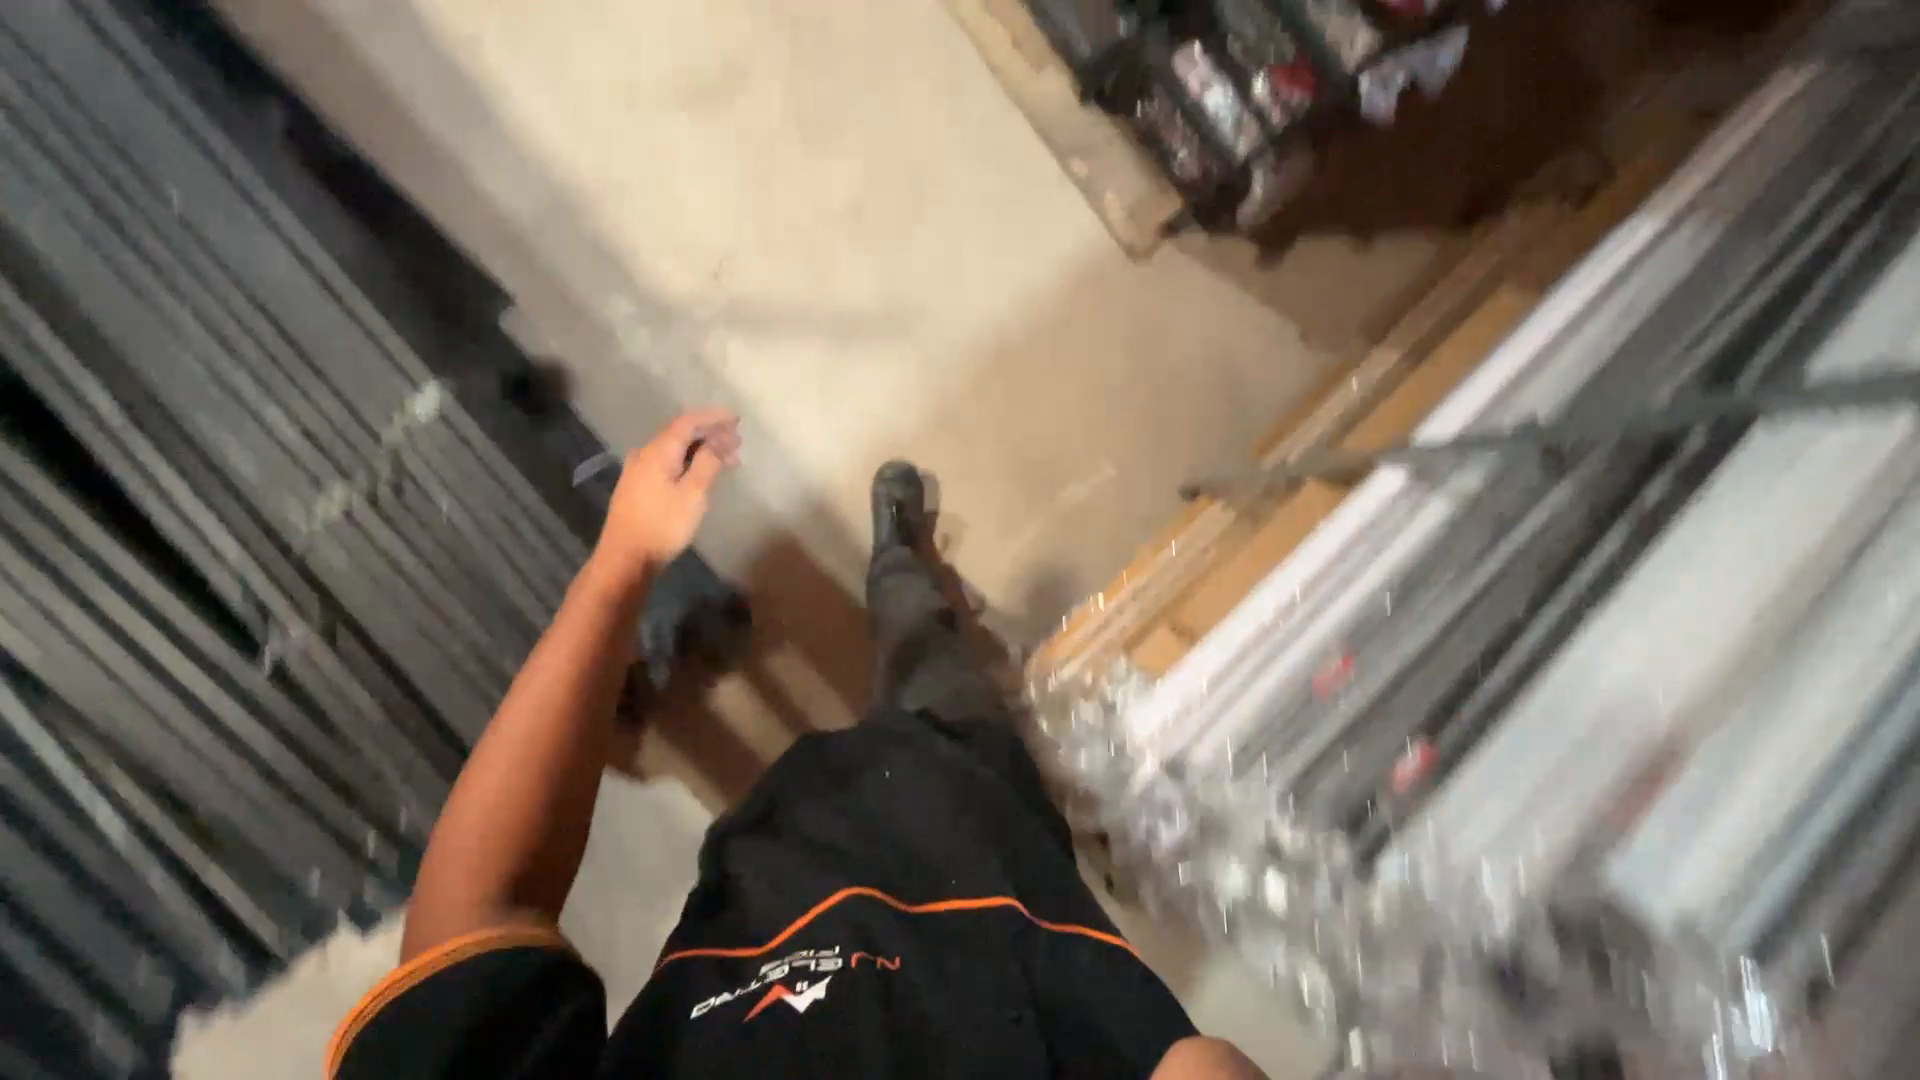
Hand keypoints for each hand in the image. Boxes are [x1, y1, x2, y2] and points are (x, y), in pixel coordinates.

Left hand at [591, 408, 740, 582]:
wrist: (625, 558)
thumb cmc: (662, 525)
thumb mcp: (692, 494)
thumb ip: (707, 463)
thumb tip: (719, 440)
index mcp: (657, 452)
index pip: (687, 422)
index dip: (712, 417)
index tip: (736, 419)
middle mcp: (645, 454)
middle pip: (680, 434)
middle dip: (710, 434)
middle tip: (737, 441)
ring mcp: (638, 471)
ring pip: (674, 450)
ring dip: (701, 449)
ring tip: (727, 459)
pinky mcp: (639, 486)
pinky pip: (668, 462)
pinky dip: (688, 461)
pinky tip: (701, 472)